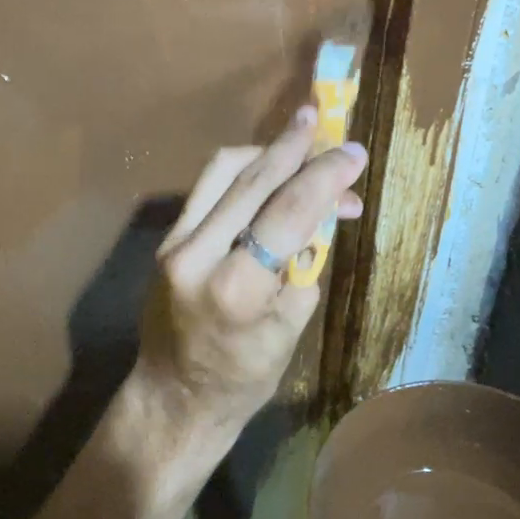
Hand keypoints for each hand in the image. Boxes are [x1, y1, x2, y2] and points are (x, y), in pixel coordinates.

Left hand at [135, 104, 367, 427]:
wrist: (172, 398)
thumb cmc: (242, 379)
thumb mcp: (289, 329)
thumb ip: (303, 263)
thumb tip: (322, 209)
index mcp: (235, 288)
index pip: (287, 213)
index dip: (324, 177)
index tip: (353, 154)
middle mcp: (196, 253)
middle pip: (252, 180)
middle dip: (293, 148)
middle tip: (323, 120)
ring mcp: (174, 242)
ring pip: (222, 172)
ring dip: (265, 152)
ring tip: (300, 139)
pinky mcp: (167, 238)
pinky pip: (208, 188)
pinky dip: (243, 172)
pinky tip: (270, 169)